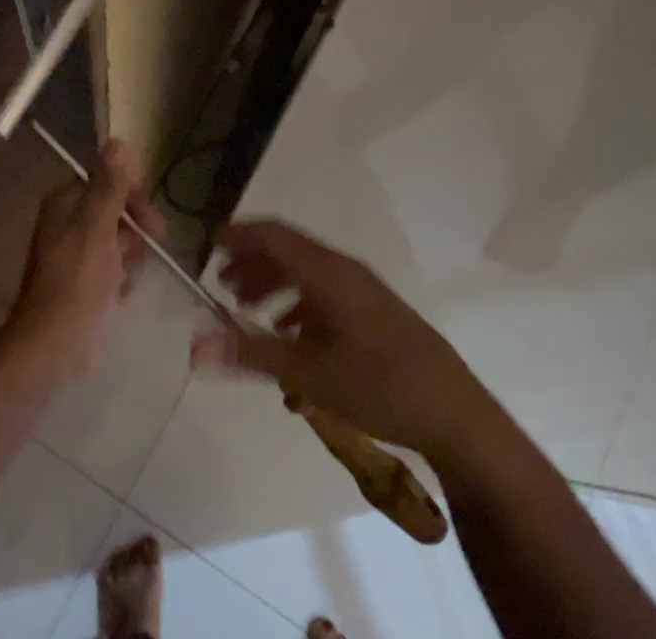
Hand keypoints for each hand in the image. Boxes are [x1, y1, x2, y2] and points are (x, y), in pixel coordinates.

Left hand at [7, 140, 163, 377]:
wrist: (53, 346)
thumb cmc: (76, 284)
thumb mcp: (96, 230)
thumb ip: (108, 187)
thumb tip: (118, 140)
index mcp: (64, 204)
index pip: (106, 181)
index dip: (132, 195)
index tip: (152, 220)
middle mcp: (66, 223)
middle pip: (114, 210)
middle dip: (134, 230)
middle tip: (149, 250)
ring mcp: (73, 254)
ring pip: (117, 241)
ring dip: (131, 257)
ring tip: (127, 278)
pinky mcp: (82, 282)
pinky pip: (113, 268)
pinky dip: (122, 278)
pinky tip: (122, 294)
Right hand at [193, 220, 500, 458]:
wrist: (460, 420)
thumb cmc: (383, 389)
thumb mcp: (311, 375)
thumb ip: (251, 355)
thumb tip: (195, 345)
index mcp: (332, 275)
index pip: (275, 236)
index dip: (238, 235)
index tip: (206, 245)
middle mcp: (348, 275)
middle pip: (289, 254)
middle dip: (251, 267)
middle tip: (221, 289)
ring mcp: (366, 296)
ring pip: (308, 278)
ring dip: (273, 291)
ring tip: (250, 317)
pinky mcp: (377, 318)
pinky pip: (326, 301)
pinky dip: (299, 313)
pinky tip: (291, 348)